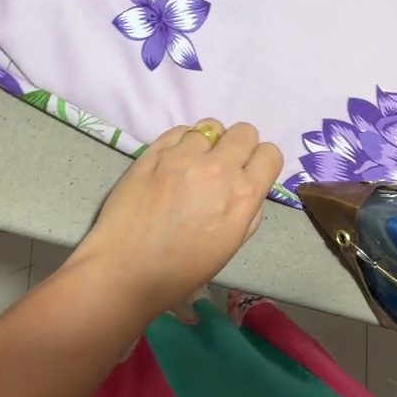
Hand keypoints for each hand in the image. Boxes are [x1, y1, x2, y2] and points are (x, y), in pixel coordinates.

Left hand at [66, 119, 282, 313]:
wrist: (126, 270)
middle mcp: (217, 167)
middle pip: (244, 131)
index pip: (270, 153)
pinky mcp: (153, 151)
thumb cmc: (182, 269)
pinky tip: (173, 162)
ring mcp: (183, 156)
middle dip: (238, 146)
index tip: (248, 173)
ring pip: (210, 127)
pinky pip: (180, 130)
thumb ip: (248, 212)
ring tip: (193, 165)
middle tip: (222, 166)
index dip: (261, 163)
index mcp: (242, 195)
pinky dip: (182, 142)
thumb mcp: (231, 246)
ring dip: (208, 143)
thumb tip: (246, 190)